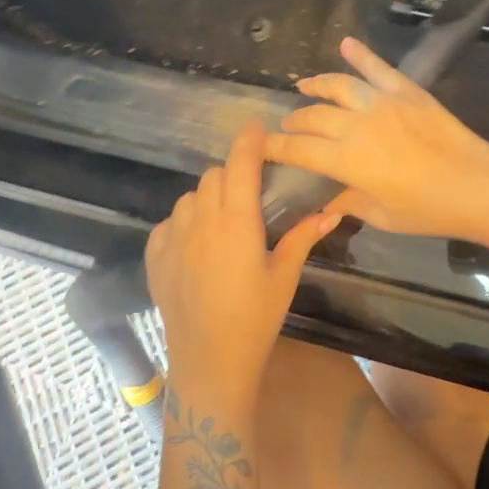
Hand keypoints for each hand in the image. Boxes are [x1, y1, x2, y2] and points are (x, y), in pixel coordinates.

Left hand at [146, 123, 341, 409]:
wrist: (211, 361)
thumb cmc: (256, 318)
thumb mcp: (285, 276)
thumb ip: (304, 237)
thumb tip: (332, 211)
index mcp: (237, 222)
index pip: (240, 164)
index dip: (248, 141)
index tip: (256, 127)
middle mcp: (201, 221)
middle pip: (213, 176)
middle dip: (231, 173)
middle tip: (248, 191)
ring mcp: (174, 240)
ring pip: (189, 197)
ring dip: (206, 197)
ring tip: (222, 219)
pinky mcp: (155, 258)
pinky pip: (168, 224)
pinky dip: (183, 223)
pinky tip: (196, 242)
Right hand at [267, 37, 488, 242]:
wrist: (479, 186)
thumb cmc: (430, 211)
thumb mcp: (382, 215)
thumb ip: (349, 201)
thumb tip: (326, 197)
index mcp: (347, 160)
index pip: (298, 150)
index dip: (275, 148)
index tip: (260, 147)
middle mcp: (357, 125)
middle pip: (313, 116)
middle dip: (294, 121)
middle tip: (288, 126)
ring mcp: (383, 103)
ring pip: (339, 85)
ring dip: (317, 85)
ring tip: (303, 86)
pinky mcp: (407, 91)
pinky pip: (378, 67)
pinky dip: (360, 53)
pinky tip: (346, 43)